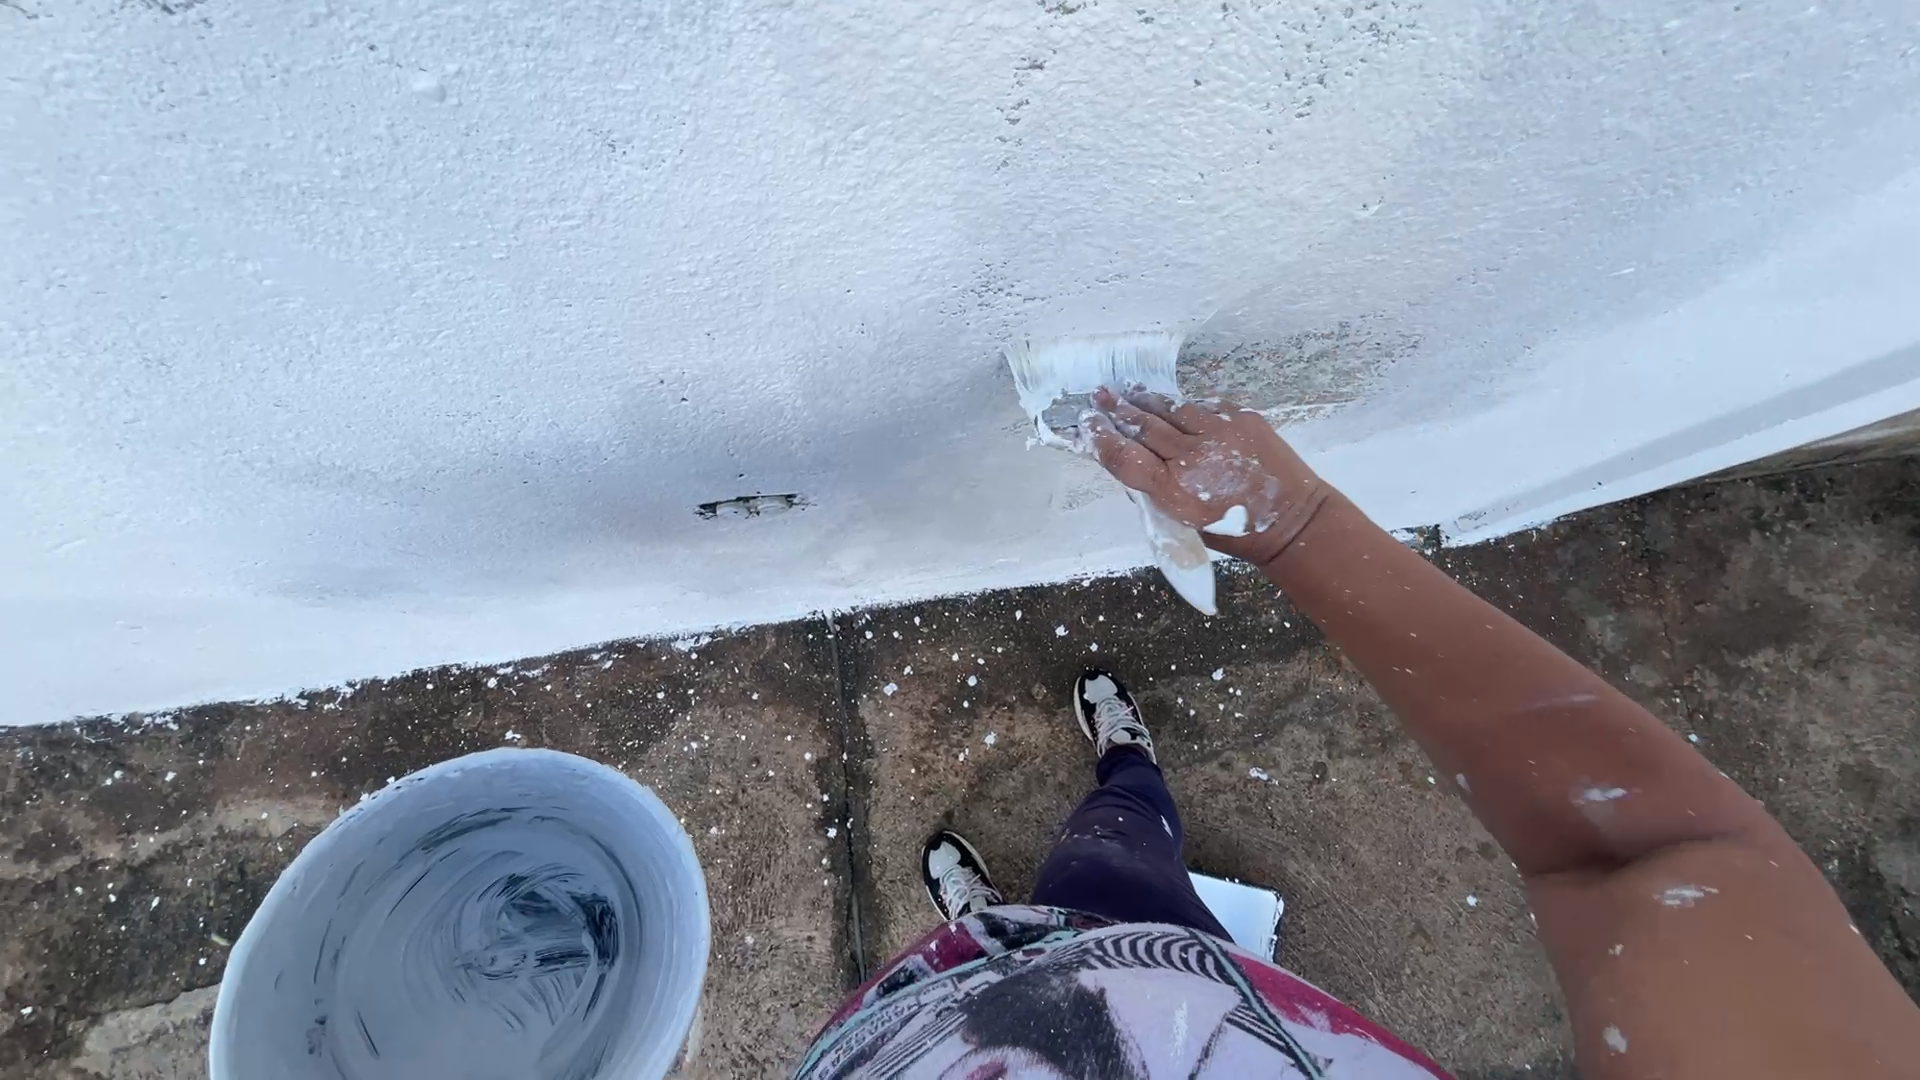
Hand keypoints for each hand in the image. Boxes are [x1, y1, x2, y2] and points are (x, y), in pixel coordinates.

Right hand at [1084, 387, 1333, 566]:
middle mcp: (1192, 456)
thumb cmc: (1231, 533)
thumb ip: (1154, 493)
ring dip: (1146, 400)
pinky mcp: (1241, 418)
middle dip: (1116, 410)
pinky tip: (1170, 402)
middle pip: (1143, 426)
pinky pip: (1202, 406)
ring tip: (1127, 390)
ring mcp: (1218, 432)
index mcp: (1173, 489)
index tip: (1087, 424)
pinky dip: (1182, 405)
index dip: (1101, 438)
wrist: (1291, 521)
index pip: (1124, 456)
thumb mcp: (1182, 524)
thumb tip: (1132, 463)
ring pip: (1171, 408)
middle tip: (1097, 396)